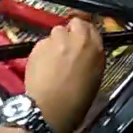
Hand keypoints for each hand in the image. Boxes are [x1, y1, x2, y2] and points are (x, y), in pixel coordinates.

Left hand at [22, 18, 103, 132]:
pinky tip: (42, 65)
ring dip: (56, 41)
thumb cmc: (76, 101)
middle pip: (74, 24)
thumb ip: (91, 58)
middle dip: (70, 33)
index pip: (91, 27)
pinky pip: (42, 43)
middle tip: (67, 48)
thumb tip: (85, 53)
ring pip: (56, 32)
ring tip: (53, 58)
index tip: (81, 40)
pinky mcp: (37, 45)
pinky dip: (43, 51)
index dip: (85, 33)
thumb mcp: (95, 77)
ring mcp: (55, 40)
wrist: (50, 108)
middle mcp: (76, 39)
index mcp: (95, 48)